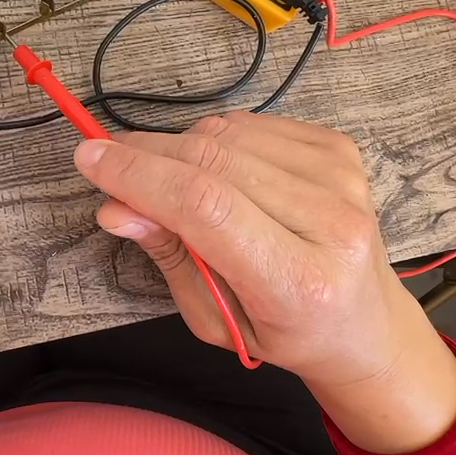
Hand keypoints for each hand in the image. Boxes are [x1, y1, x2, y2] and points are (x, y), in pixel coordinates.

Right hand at [73, 112, 455, 452]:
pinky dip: (215, 140)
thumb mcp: (213, 318)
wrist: (367, 324)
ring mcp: (342, 179)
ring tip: (171, 180)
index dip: (139, 175)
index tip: (88, 157)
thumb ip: (168, 255)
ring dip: (178, 149)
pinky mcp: (341, 149)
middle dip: (144, 154)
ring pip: (225, 133)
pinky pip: (248, 123)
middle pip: (211, 161)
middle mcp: (331, 222)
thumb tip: (114, 207)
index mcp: (297, 282)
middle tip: (105, 158)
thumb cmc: (282, 331)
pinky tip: (217, 171)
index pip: (205, 206)